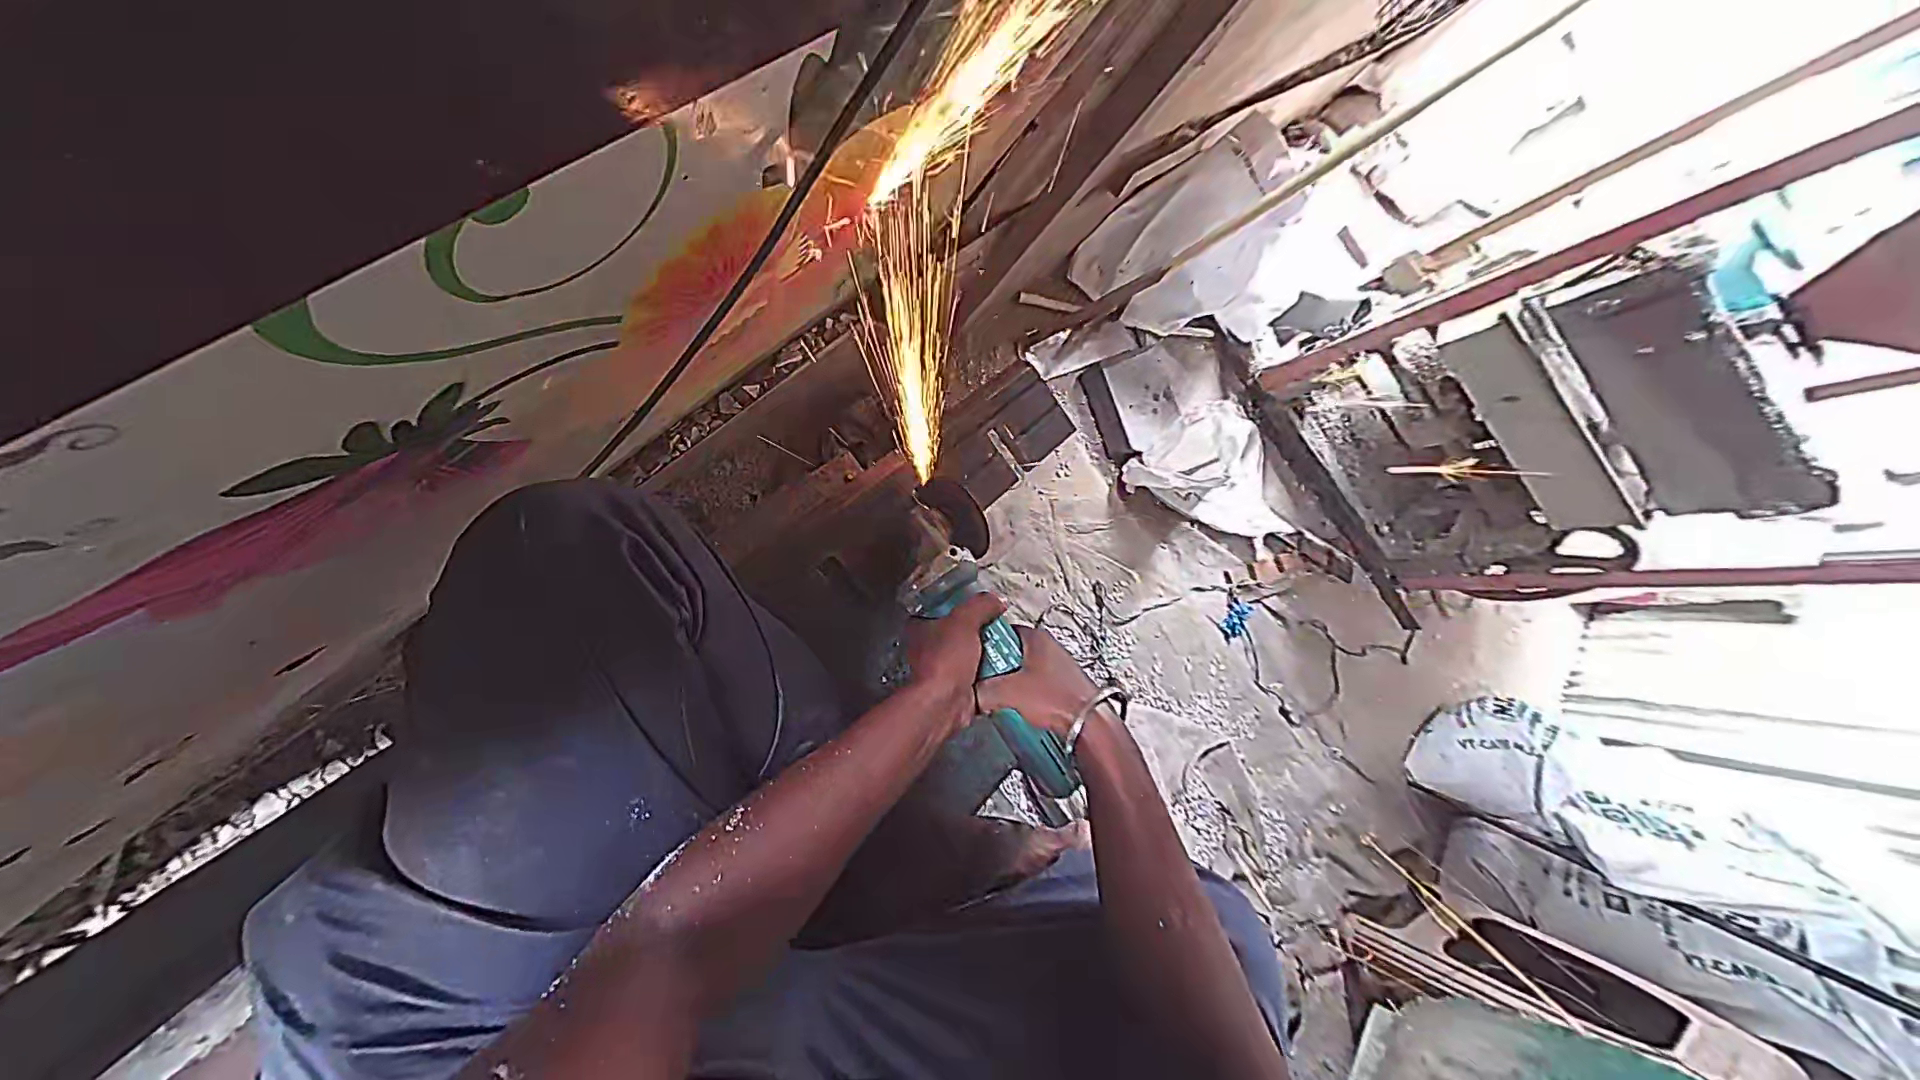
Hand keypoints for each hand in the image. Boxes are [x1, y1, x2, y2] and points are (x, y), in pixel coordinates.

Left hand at [903, 591, 1005, 726]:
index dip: (964, 606)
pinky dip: (991, 675)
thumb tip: (997, 601)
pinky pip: (978, 676)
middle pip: (961, 632)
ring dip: (988, 654)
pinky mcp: (956, 688)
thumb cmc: (945, 660)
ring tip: (1006, 648)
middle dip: (981, 632)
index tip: (984, 606)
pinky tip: (1004, 669)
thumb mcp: (965, 620)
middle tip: (999, 628)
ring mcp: (942, 670)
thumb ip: (981, 605)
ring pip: (971, 655)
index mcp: (920, 627)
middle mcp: (928, 648)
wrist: (945, 703)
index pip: (944, 609)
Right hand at [975, 625, 1099, 737]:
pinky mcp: (1058, 684)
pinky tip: (1018, 705)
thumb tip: (968, 693)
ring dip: (1008, 682)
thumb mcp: (1007, 692)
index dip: (983, 644)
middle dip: (995, 667)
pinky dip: (1022, 692)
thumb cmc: (1060, 701)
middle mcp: (1046, 647)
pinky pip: (1031, 683)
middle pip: (1009, 652)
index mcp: (1035, 637)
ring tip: (1000, 696)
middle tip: (984, 681)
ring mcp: (1054, 665)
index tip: (972, 657)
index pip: (1000, 631)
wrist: (1088, 725)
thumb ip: (982, 690)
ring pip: (1020, 669)